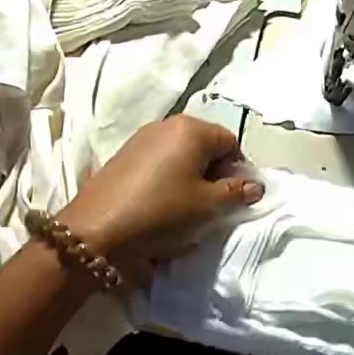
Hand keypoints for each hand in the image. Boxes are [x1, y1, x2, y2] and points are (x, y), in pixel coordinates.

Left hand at [58, 115, 264, 267]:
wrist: (97, 229)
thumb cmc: (161, 212)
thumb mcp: (206, 206)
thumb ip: (235, 192)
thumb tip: (256, 185)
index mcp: (191, 129)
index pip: (231, 142)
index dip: (238, 170)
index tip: (233, 198)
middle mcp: (166, 124)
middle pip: (205, 145)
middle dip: (214, 172)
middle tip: (211, 204)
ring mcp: (141, 138)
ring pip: (180, 154)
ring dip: (191, 176)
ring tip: (185, 207)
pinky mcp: (123, 155)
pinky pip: (159, 162)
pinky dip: (168, 178)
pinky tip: (161, 204)